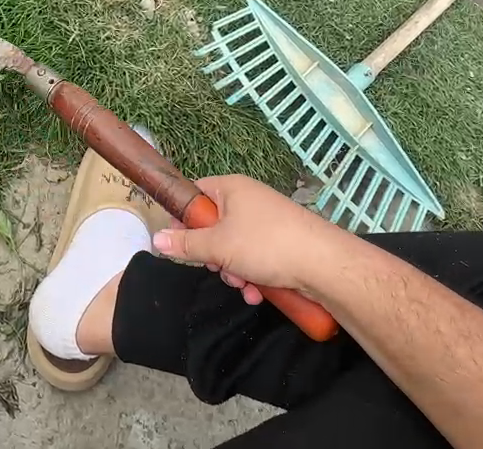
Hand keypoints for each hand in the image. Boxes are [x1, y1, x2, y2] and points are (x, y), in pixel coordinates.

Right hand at [151, 175, 345, 301]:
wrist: (326, 264)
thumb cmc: (266, 244)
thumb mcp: (218, 246)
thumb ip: (185, 244)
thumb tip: (156, 238)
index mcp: (231, 188)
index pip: (195, 194)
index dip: (183, 218)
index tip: (178, 242)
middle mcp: (248, 199)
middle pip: (214, 225)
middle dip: (213, 254)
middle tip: (217, 267)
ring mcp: (267, 221)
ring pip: (235, 245)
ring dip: (233, 270)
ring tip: (244, 287)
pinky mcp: (282, 242)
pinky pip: (255, 256)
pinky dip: (253, 275)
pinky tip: (259, 294)